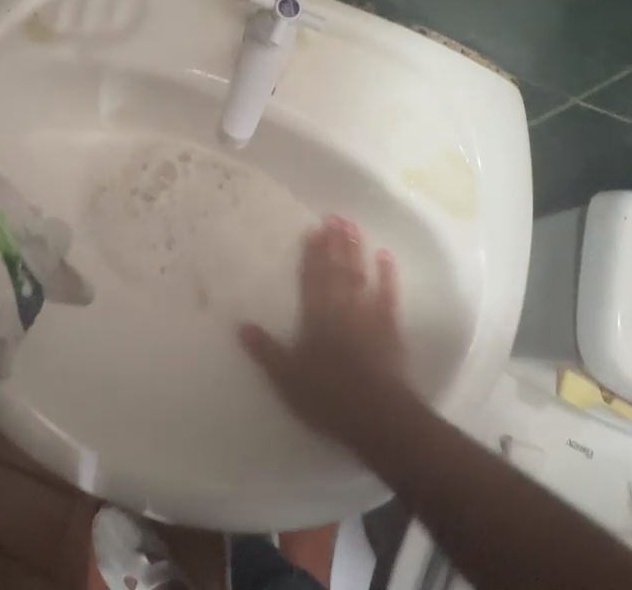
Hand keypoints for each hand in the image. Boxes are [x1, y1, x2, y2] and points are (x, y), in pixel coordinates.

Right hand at [241, 215, 406, 442]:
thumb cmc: (326, 396)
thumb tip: (241, 325)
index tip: (313, 230)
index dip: (311, 254)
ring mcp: (368, 317)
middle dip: (335, 244)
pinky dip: (388, 276)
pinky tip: (386, 257)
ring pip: (361, 277)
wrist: (376, 414)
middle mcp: (340, 310)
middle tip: (336, 217)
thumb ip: (265, 350)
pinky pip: (389, 296)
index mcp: (314, 318)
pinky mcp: (390, 330)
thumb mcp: (286, 376)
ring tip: (354, 227)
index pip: (311, 279)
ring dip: (357, 252)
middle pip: (337, 271)